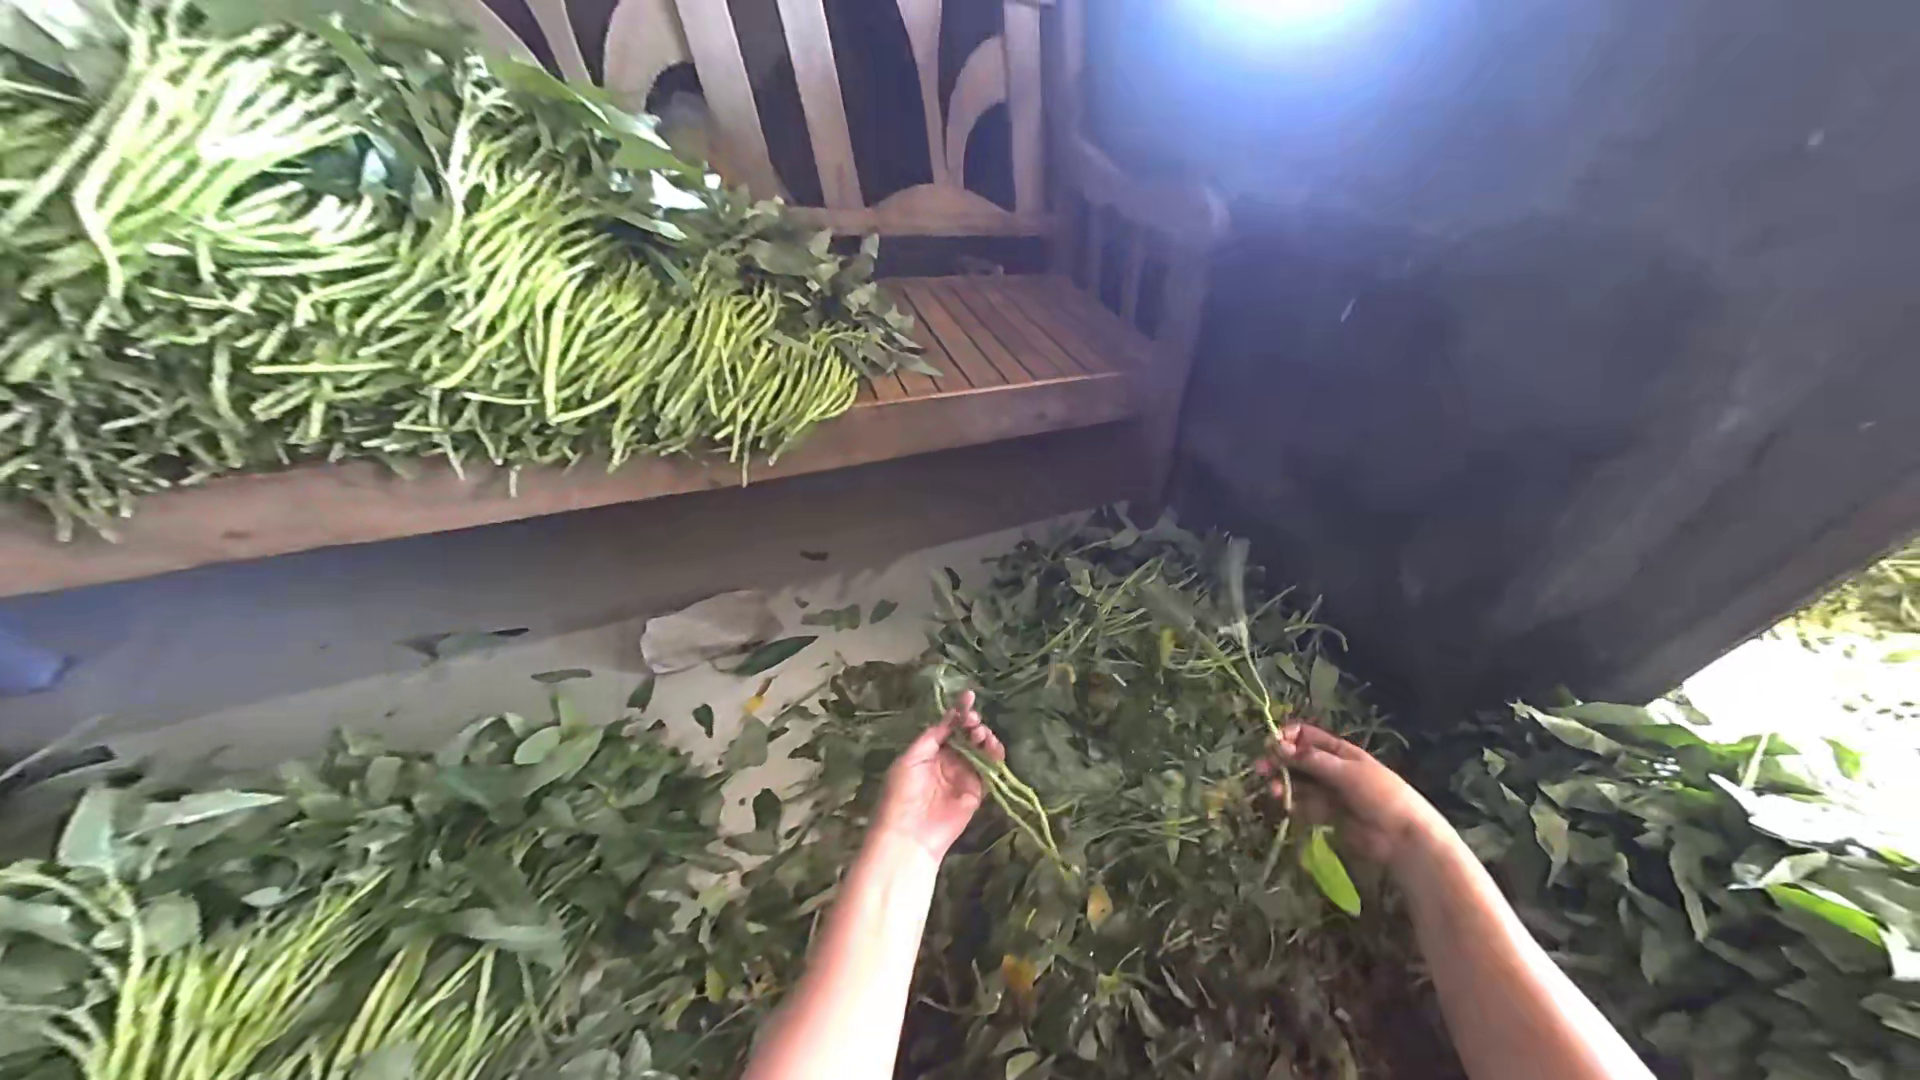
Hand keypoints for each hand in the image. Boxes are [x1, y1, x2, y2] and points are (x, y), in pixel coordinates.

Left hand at [873, 691, 1004, 861]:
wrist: (909, 833)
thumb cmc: (903, 791)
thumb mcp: (911, 757)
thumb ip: (933, 736)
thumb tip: (950, 716)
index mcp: (929, 751)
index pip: (948, 726)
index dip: (959, 711)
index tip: (969, 696)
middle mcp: (948, 760)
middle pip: (966, 735)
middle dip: (972, 723)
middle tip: (973, 720)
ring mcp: (963, 775)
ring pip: (980, 750)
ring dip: (984, 737)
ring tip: (981, 733)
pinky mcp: (976, 791)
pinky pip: (989, 770)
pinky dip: (995, 757)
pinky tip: (994, 746)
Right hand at [1257, 722, 1450, 867]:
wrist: (1405, 839)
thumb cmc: (1380, 795)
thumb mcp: (1345, 771)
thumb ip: (1310, 760)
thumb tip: (1276, 746)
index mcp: (1339, 752)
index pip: (1305, 736)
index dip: (1287, 738)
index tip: (1271, 745)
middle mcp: (1331, 768)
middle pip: (1297, 759)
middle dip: (1278, 761)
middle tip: (1261, 767)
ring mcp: (1328, 792)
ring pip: (1298, 782)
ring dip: (1282, 782)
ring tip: (1271, 788)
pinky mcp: (1326, 814)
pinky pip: (1303, 804)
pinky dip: (1291, 802)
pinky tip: (1283, 803)